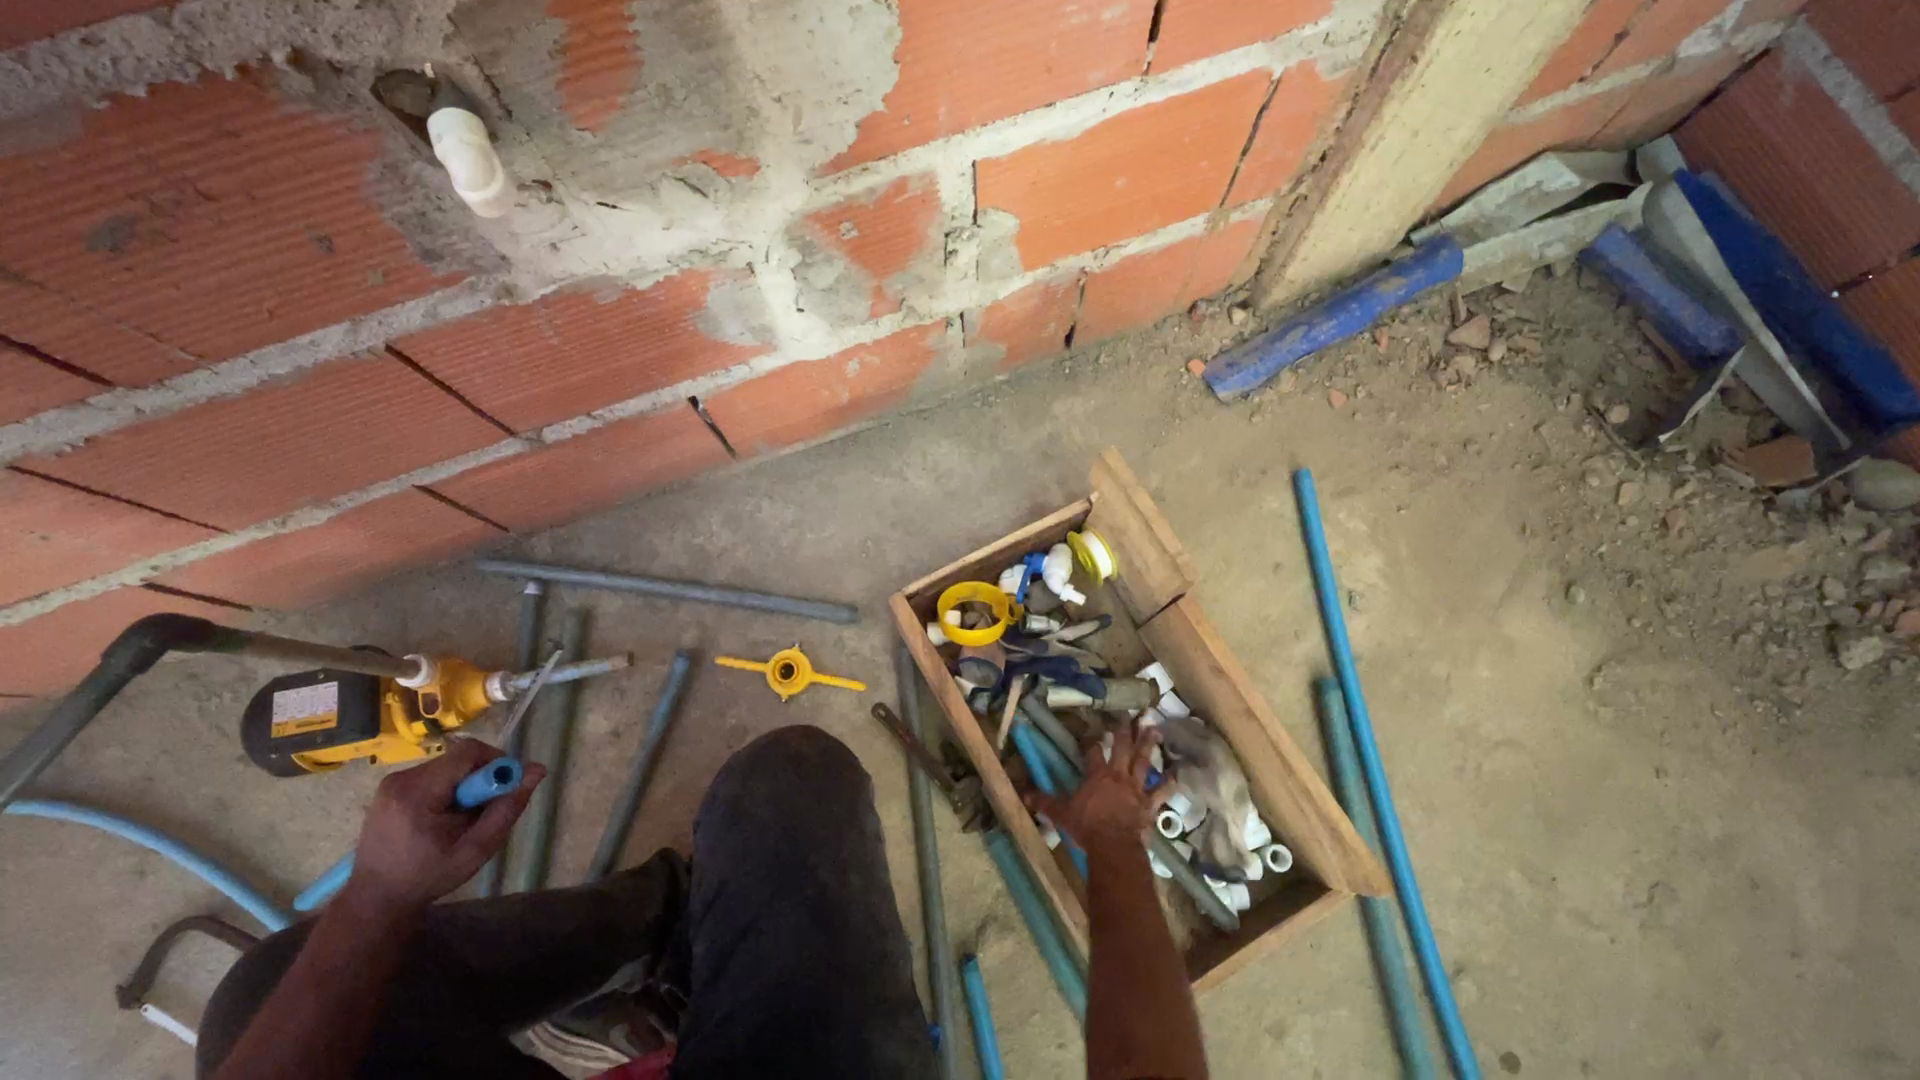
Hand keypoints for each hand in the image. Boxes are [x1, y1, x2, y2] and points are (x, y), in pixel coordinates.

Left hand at [348, 739, 544, 912]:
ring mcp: (392, 782)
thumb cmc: (428, 876)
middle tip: (487, 810)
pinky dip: (450, 789)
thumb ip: (507, 808)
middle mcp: (401, 779)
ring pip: (449, 766)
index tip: (507, 788)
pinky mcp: (391, 788)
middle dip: (482, 778)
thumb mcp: (477, 849)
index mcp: (417, 792)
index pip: (468, 752)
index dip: (497, 762)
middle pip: (459, 759)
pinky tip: (446, 818)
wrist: (376, 898)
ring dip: (467, 785)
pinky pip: (435, 775)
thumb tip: (537, 770)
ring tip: (464, 819)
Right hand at [1025, 721, 1161, 848]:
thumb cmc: (1086, 827)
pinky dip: (1169, 782)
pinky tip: (1177, 772)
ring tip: (1155, 728)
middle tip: (1133, 713)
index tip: (1091, 731)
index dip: (1091, 740)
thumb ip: (1045, 802)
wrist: (1114, 846)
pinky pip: (1161, 791)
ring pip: (1144, 761)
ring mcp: (1136, 788)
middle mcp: (1118, 776)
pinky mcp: (1149, 804)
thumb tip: (1024, 794)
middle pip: (1122, 747)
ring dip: (1149, 744)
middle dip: (1126, 730)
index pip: (1093, 751)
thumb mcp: (1061, 814)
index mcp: (1097, 775)